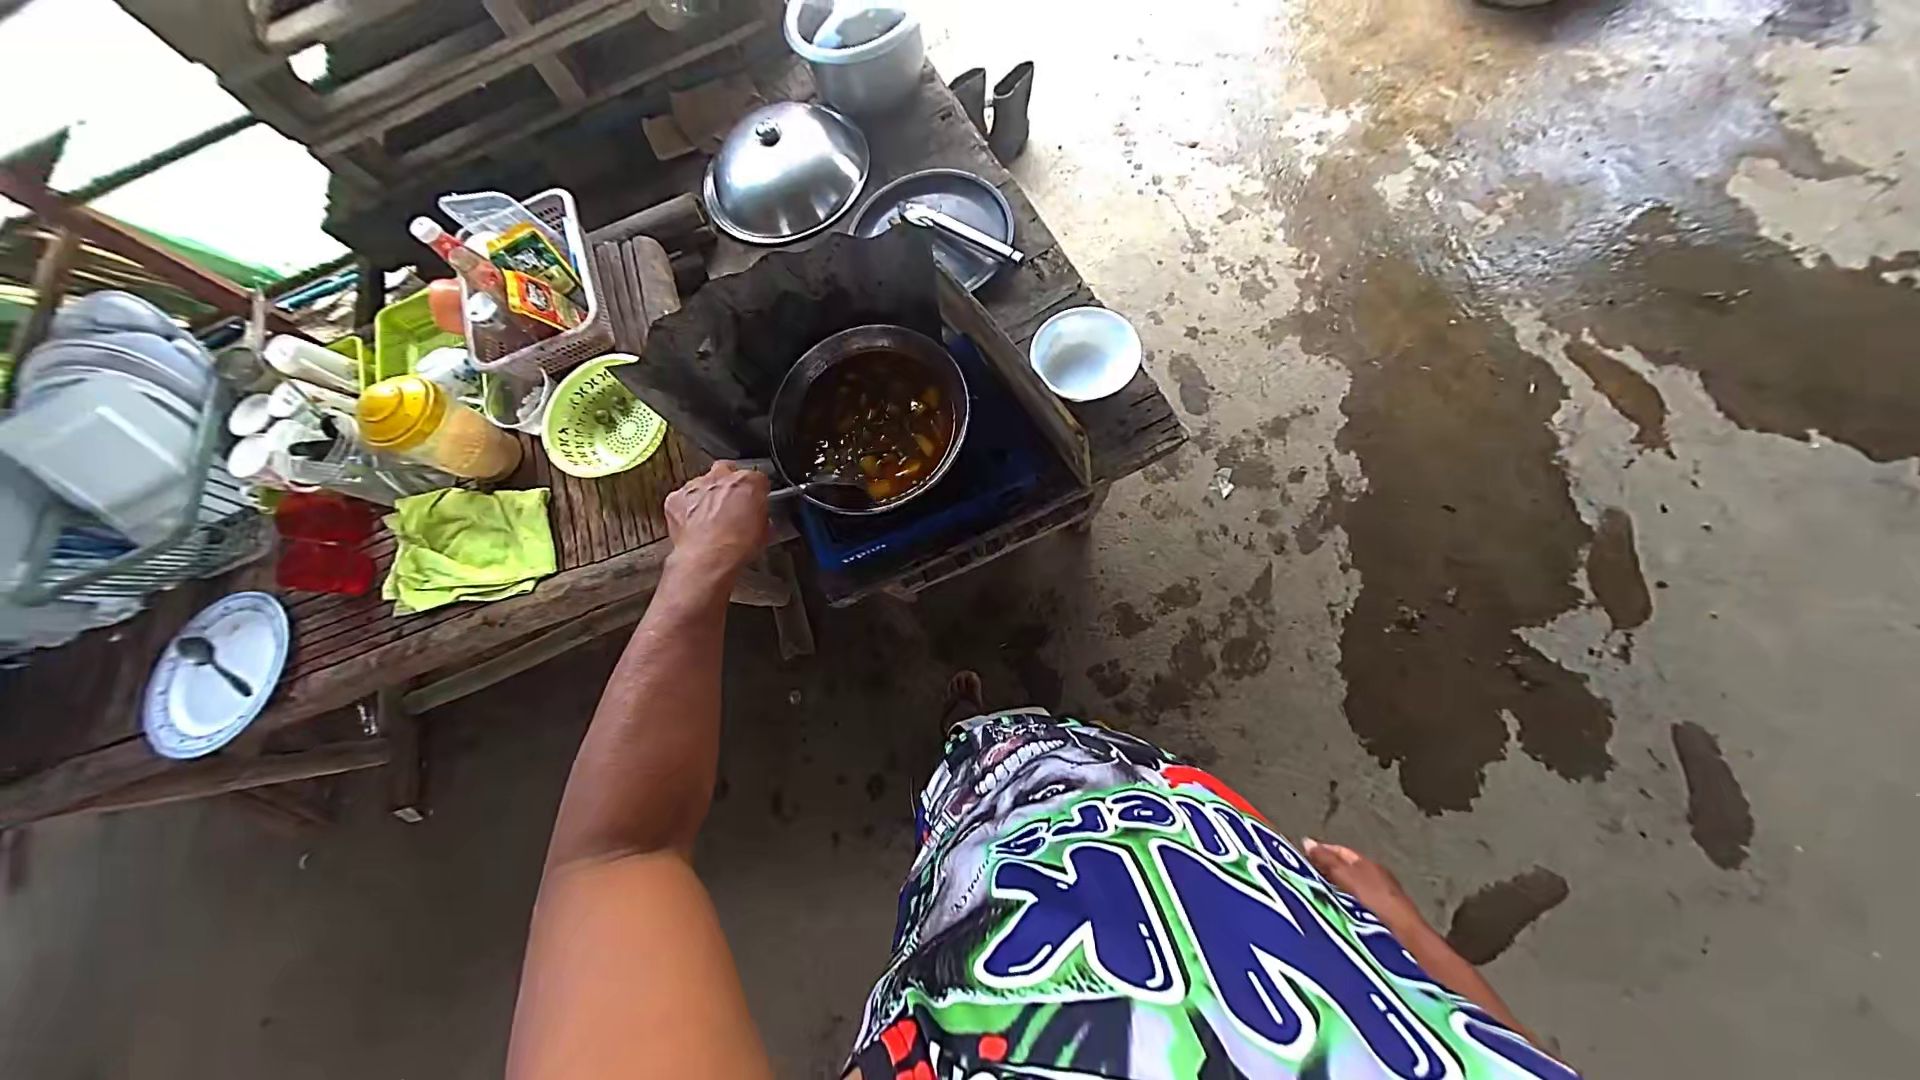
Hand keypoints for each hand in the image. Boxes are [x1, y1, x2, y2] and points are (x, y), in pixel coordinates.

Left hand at [665, 462, 769, 579]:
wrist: (708, 558)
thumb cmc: (736, 546)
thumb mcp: (764, 531)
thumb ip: (761, 514)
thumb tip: (758, 517)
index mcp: (748, 482)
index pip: (757, 478)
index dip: (757, 491)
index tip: (755, 501)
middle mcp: (721, 478)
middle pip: (727, 471)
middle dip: (729, 484)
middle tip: (732, 504)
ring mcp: (696, 486)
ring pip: (703, 483)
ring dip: (708, 495)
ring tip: (712, 518)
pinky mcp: (676, 498)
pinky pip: (683, 498)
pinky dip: (688, 508)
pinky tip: (695, 524)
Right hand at [1303, 837, 1420, 923]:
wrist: (1405, 931)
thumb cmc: (1374, 898)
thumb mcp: (1346, 876)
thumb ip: (1327, 860)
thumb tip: (1307, 841)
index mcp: (1367, 862)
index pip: (1341, 850)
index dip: (1322, 850)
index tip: (1304, 854)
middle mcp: (1376, 873)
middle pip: (1347, 866)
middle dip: (1328, 867)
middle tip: (1308, 872)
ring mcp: (1383, 892)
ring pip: (1354, 882)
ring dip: (1337, 883)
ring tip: (1320, 890)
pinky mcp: (1386, 910)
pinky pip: (1359, 896)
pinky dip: (1346, 897)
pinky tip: (1340, 905)